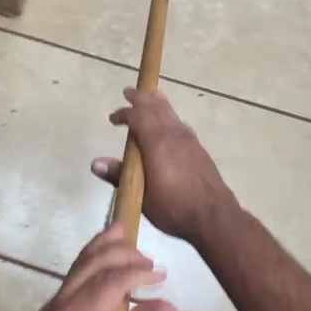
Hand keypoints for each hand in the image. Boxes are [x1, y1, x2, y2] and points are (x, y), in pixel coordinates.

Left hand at [33, 224, 177, 310]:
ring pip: (76, 270)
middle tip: (145, 249)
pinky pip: (72, 283)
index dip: (136, 272)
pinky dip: (92, 269)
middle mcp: (57, 309)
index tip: (160, 273)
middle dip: (116, 251)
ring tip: (121, 232)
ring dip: (100, 252)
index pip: (109, 281)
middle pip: (88, 266)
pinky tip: (106, 264)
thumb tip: (168, 303)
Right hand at [93, 88, 236, 245]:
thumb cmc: (174, 208)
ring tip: (149, 98)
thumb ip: (119, 176)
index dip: (124, 113)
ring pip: (170, 112)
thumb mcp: (142, 196)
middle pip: (156, 107)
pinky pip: (179, 122)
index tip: (113, 119)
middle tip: (128, 93)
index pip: (138, 116)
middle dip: (140, 99)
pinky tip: (168, 124)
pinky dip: (168, 115)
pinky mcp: (198, 148)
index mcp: (157, 142)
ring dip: (156, 103)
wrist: (215, 217)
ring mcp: (189, 140)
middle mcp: (174, 135)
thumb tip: (95, 163)